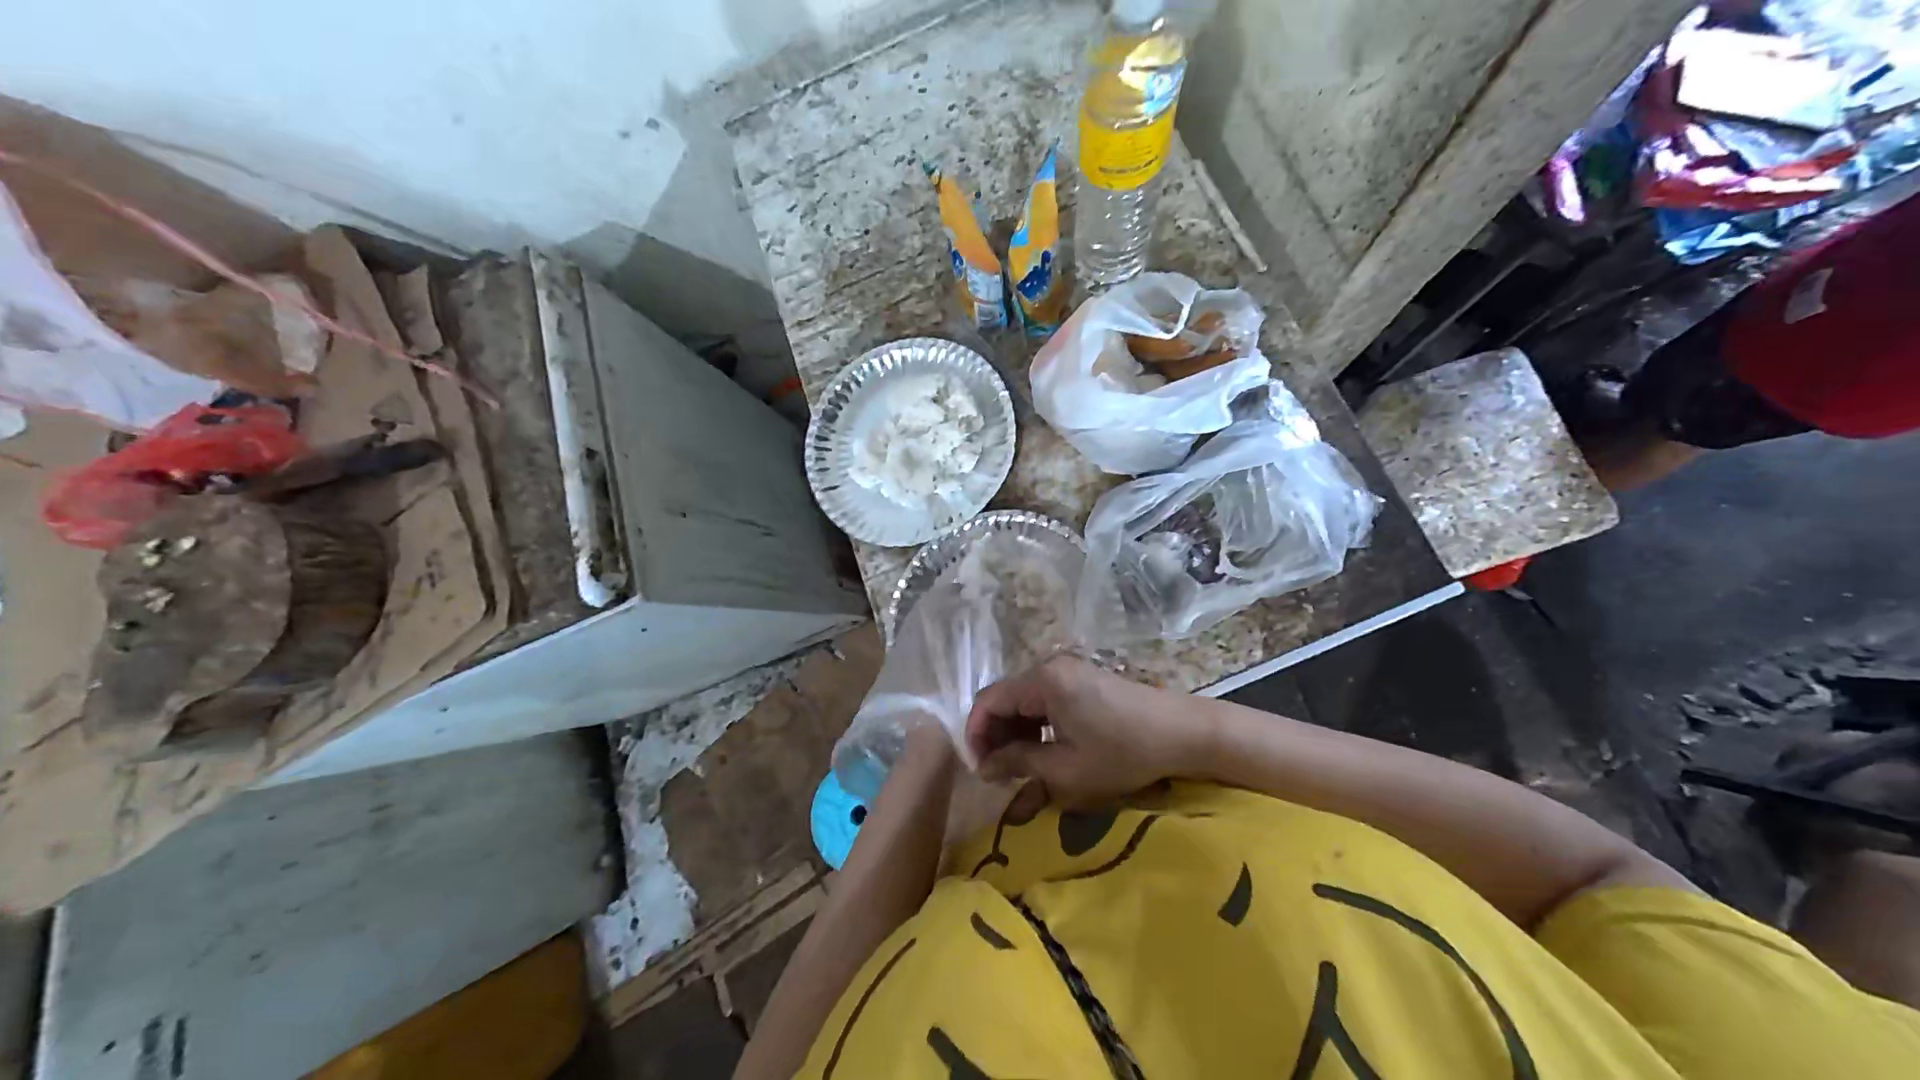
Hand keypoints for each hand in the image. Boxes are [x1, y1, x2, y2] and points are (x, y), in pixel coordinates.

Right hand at [963, 656, 1209, 807]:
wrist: (1183, 732)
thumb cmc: (1122, 752)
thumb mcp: (1066, 768)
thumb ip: (1019, 763)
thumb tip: (985, 768)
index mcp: (1042, 681)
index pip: (989, 701)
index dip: (976, 734)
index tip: (978, 770)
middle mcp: (1051, 667)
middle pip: (1005, 698)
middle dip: (994, 735)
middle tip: (996, 772)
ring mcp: (1069, 671)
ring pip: (1024, 700)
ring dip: (1014, 731)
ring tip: (1018, 766)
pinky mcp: (1084, 680)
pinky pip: (1045, 699)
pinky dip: (1036, 724)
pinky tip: (1043, 750)